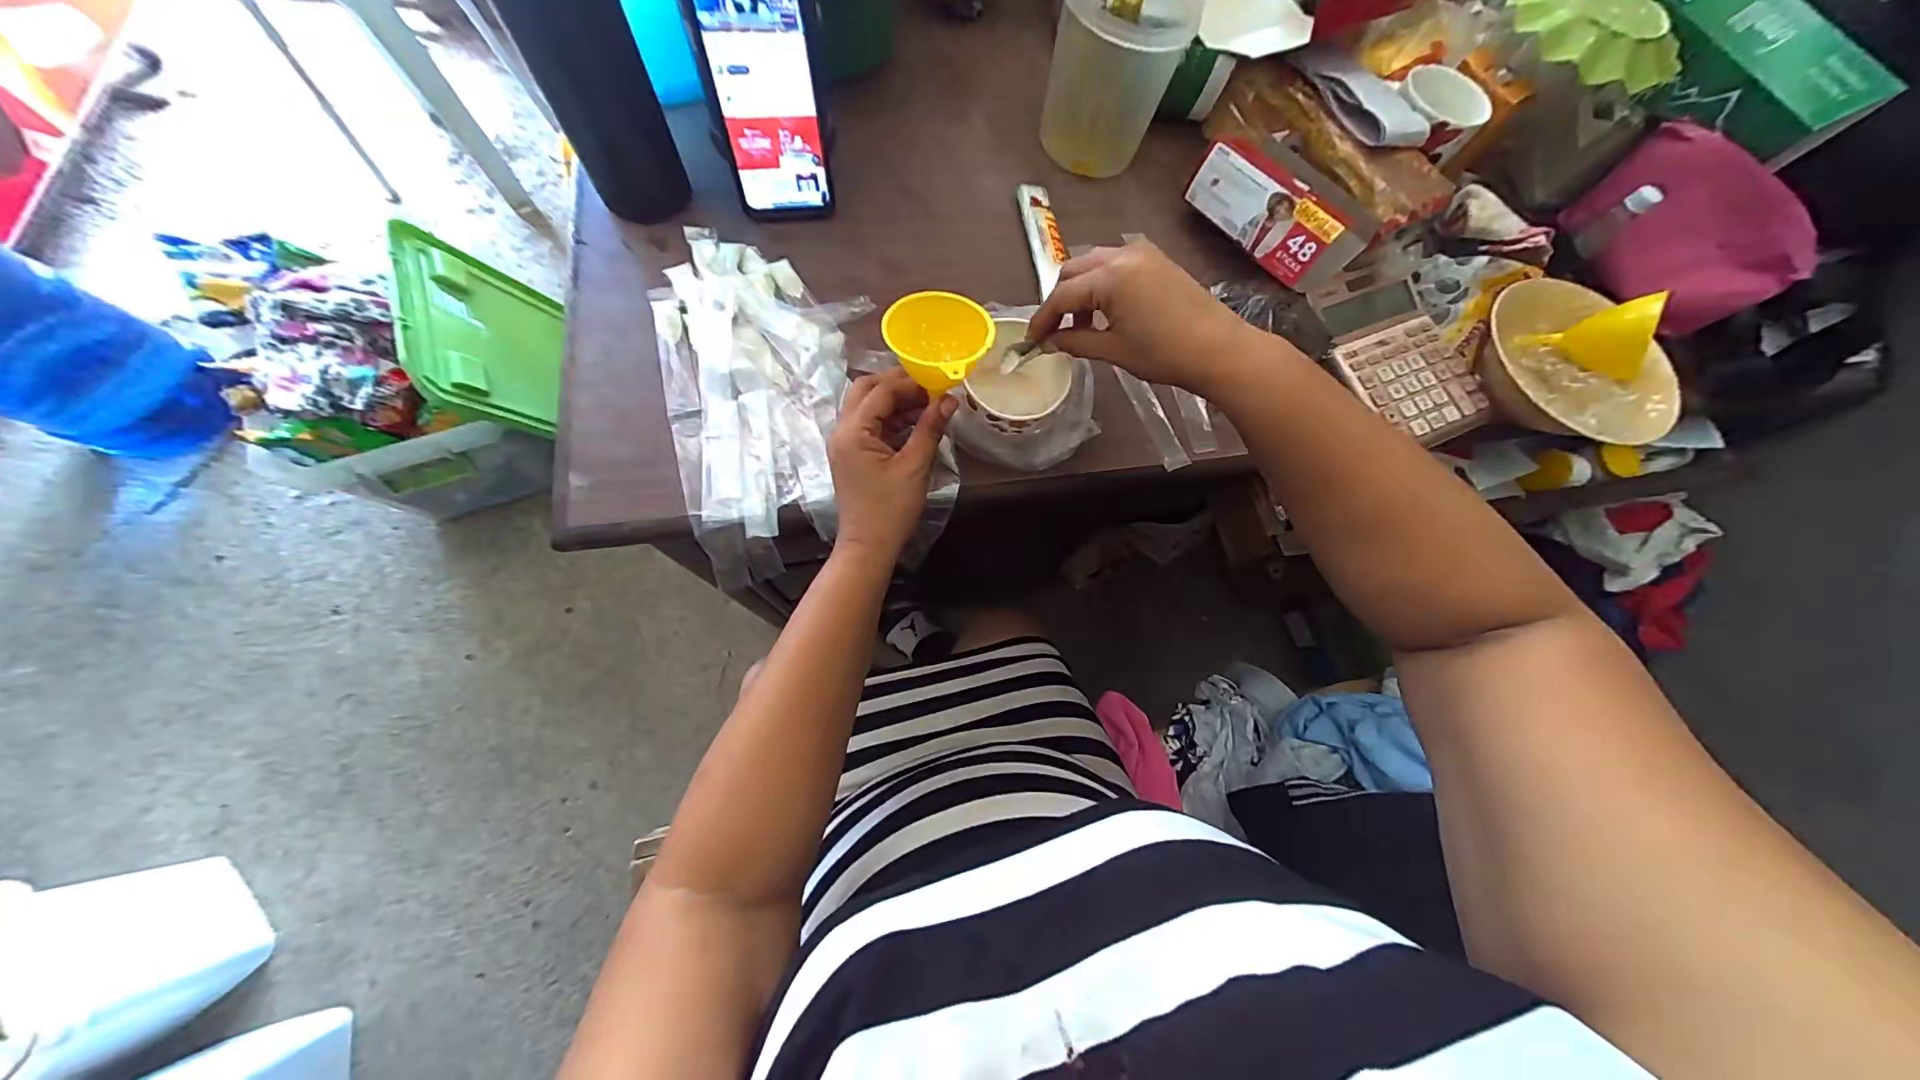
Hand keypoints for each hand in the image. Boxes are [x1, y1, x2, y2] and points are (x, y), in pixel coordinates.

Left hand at [828, 368, 956, 559]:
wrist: (869, 546)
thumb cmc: (891, 510)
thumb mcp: (915, 466)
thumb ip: (930, 428)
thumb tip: (949, 400)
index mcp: (853, 432)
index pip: (880, 391)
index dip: (910, 383)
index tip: (938, 383)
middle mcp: (842, 431)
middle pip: (866, 390)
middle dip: (897, 385)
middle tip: (928, 388)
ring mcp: (844, 443)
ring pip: (867, 406)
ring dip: (895, 401)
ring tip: (928, 405)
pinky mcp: (852, 454)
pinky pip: (870, 424)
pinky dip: (891, 419)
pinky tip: (916, 423)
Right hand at [1027, 242, 1257, 393]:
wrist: (1220, 350)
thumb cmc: (1164, 354)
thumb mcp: (1114, 350)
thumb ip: (1076, 342)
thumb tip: (1051, 342)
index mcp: (1110, 277)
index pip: (1062, 295)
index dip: (1043, 319)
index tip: (1031, 341)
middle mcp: (1122, 255)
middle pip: (1073, 272)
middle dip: (1059, 301)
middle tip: (1054, 332)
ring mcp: (1142, 254)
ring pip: (1093, 265)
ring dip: (1079, 292)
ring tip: (1079, 327)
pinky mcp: (1156, 260)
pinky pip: (1115, 266)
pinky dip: (1101, 285)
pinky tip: (1104, 314)